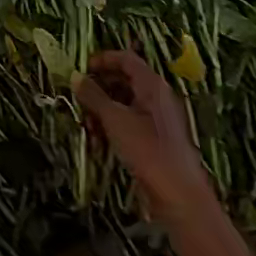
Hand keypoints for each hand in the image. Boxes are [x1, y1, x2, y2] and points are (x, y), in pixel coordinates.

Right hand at [75, 50, 209, 224]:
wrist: (179, 196)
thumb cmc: (148, 150)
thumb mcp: (114, 119)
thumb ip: (93, 95)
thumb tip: (75, 76)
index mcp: (152, 85)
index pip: (125, 58)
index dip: (102, 60)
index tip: (80, 69)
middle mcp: (156, 97)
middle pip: (123, 80)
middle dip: (98, 88)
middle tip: (79, 99)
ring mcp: (157, 118)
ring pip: (124, 102)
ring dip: (102, 109)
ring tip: (87, 125)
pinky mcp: (155, 139)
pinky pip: (129, 121)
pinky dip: (112, 125)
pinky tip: (99, 141)